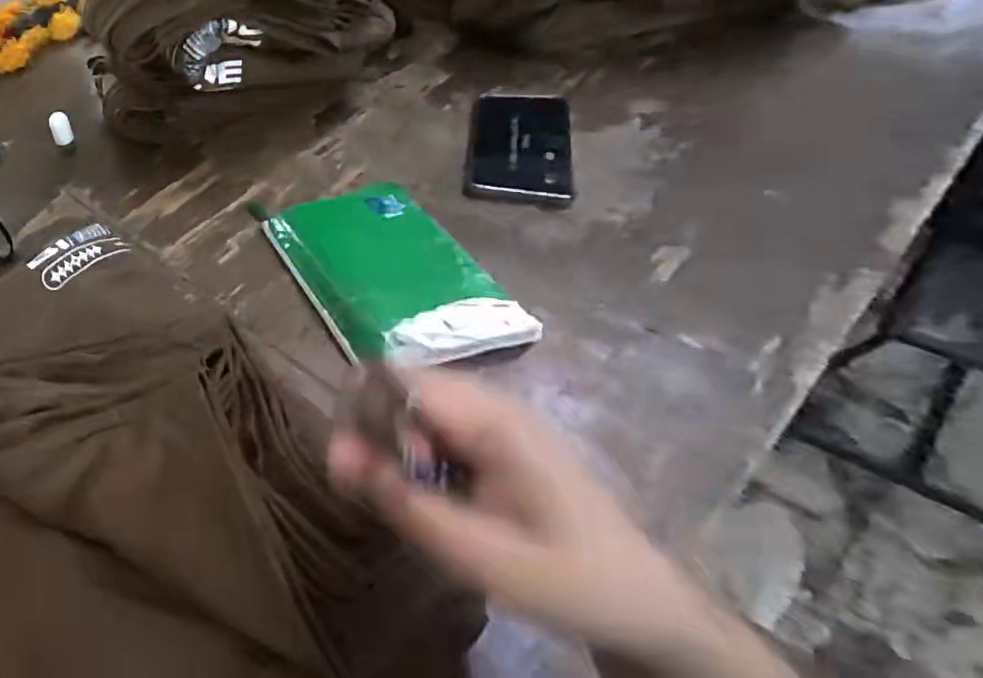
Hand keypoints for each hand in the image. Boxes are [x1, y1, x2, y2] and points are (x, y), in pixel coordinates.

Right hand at [327, 370, 791, 677]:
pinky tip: (432, 491)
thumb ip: (405, 502)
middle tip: (383, 489)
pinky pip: (430, 419)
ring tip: (410, 495)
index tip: (371, 469)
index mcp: (491, 416)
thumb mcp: (482, 556)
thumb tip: (334, 453)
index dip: (367, 415)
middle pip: (396, 383)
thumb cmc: (570, 579)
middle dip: (374, 430)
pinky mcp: (493, 430)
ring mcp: (492, 412)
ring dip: (392, 442)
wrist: (649, 606)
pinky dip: (413, 449)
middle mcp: (488, 398)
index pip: (393, 376)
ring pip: (408, 400)